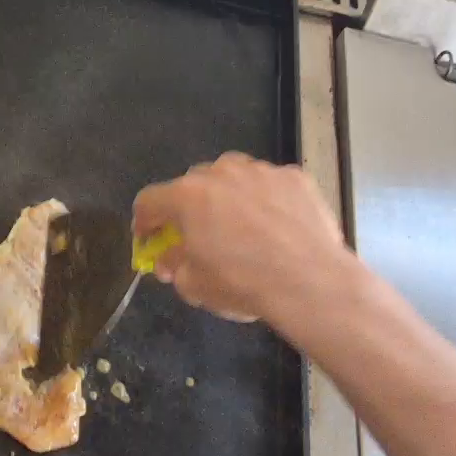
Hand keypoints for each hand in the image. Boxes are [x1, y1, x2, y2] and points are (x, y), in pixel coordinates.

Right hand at [133, 152, 372, 325]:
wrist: (311, 283)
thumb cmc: (243, 283)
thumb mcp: (194, 284)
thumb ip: (174, 265)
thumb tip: (170, 260)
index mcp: (186, 196)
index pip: (148, 201)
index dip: (144, 222)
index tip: (149, 239)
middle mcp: (219, 173)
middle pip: (192, 184)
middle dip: (189, 208)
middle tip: (198, 235)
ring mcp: (260, 171)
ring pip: (232, 177)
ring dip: (227, 197)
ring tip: (240, 227)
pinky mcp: (294, 177)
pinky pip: (269, 185)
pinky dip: (266, 200)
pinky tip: (277, 226)